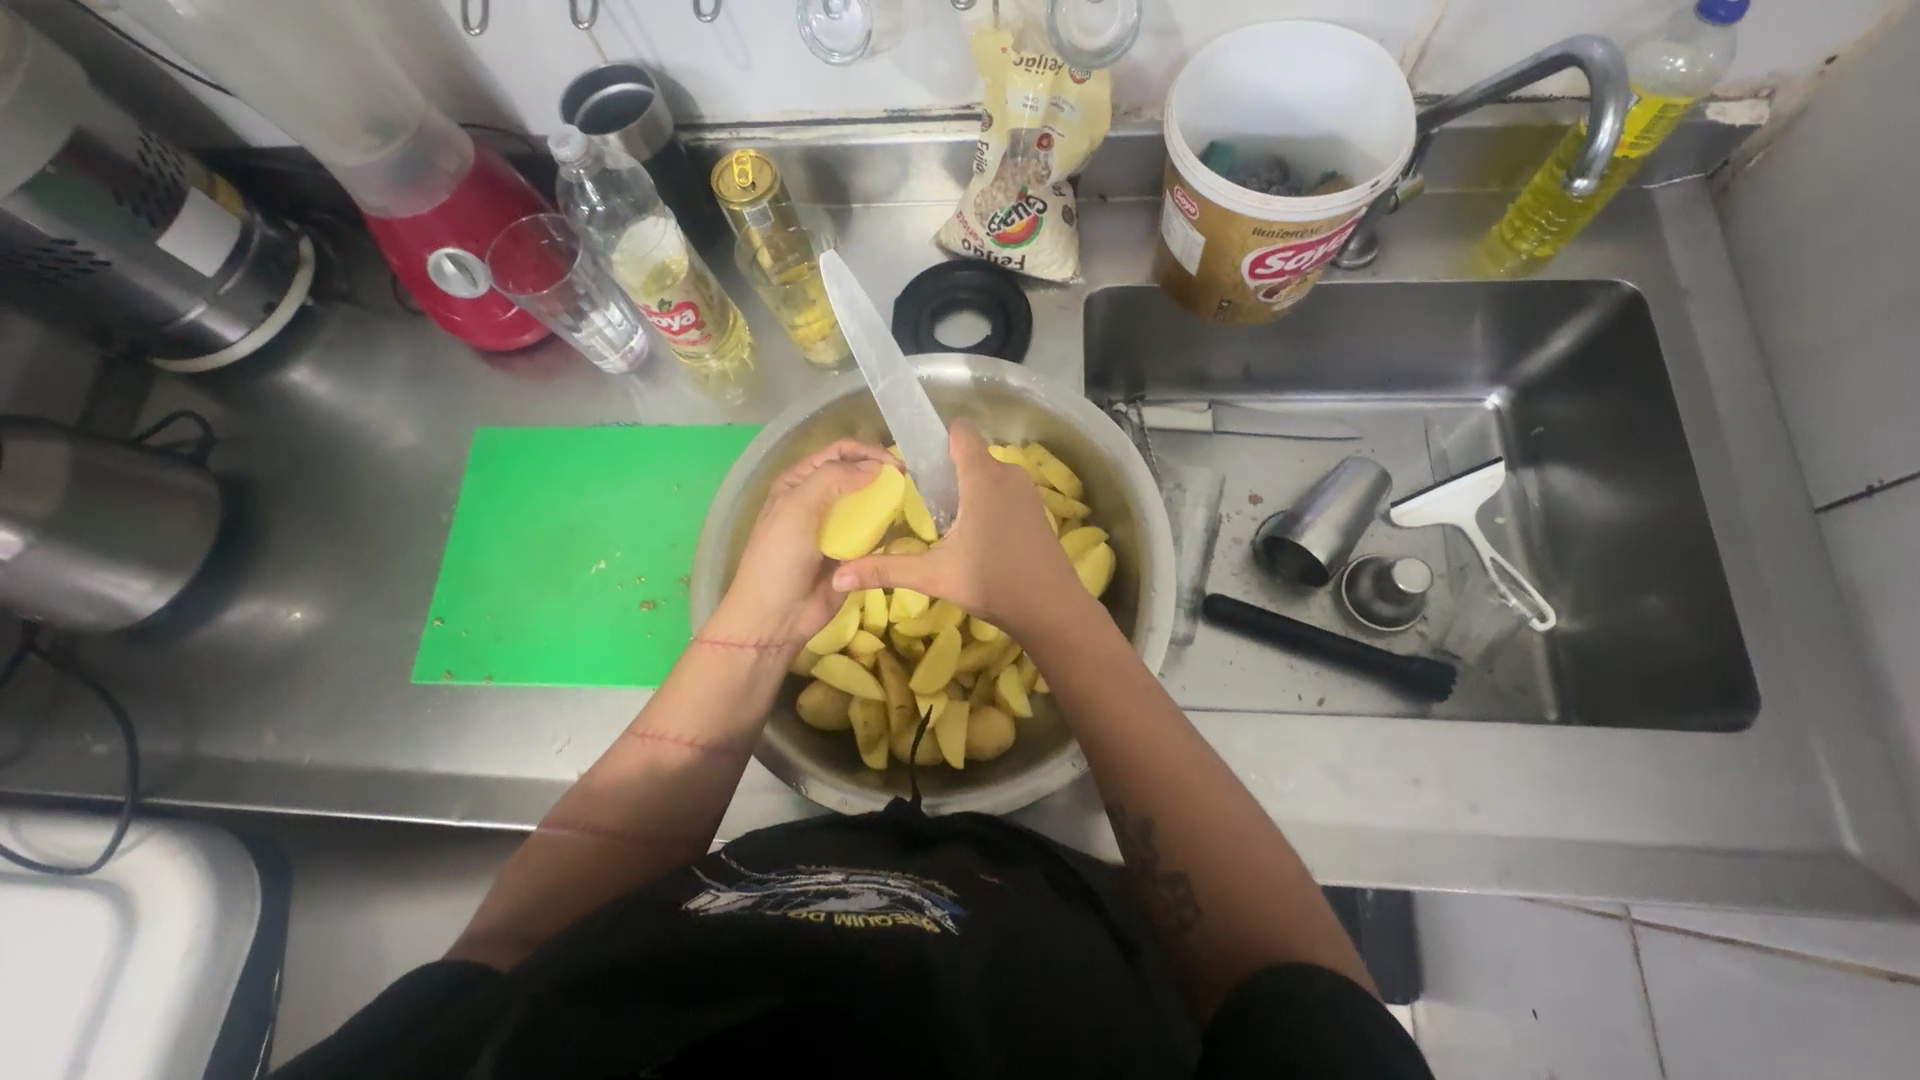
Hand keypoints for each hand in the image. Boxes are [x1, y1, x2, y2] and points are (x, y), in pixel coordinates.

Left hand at [706, 439, 893, 647]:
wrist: (776, 617)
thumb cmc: (779, 558)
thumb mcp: (798, 509)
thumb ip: (834, 479)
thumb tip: (877, 466)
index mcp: (799, 483)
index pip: (838, 452)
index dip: (866, 452)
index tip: (895, 464)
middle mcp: (819, 500)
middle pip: (856, 475)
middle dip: (881, 474)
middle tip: (911, 482)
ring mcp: (836, 527)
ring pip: (869, 504)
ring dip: (888, 501)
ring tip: (914, 502)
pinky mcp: (852, 553)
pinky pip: (874, 534)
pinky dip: (888, 528)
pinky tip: (905, 526)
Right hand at [830, 422, 1087, 637]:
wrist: (1052, 609)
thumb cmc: (992, 583)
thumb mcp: (933, 576)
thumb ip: (885, 570)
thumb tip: (837, 578)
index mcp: (982, 477)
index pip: (960, 432)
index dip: (937, 439)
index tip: (916, 464)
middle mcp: (1007, 474)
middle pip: (971, 455)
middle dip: (946, 471)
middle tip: (921, 501)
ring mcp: (1027, 492)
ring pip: (989, 475)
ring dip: (967, 488)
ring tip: (945, 521)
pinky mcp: (1038, 510)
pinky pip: (1005, 491)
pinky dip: (988, 502)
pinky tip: (976, 536)